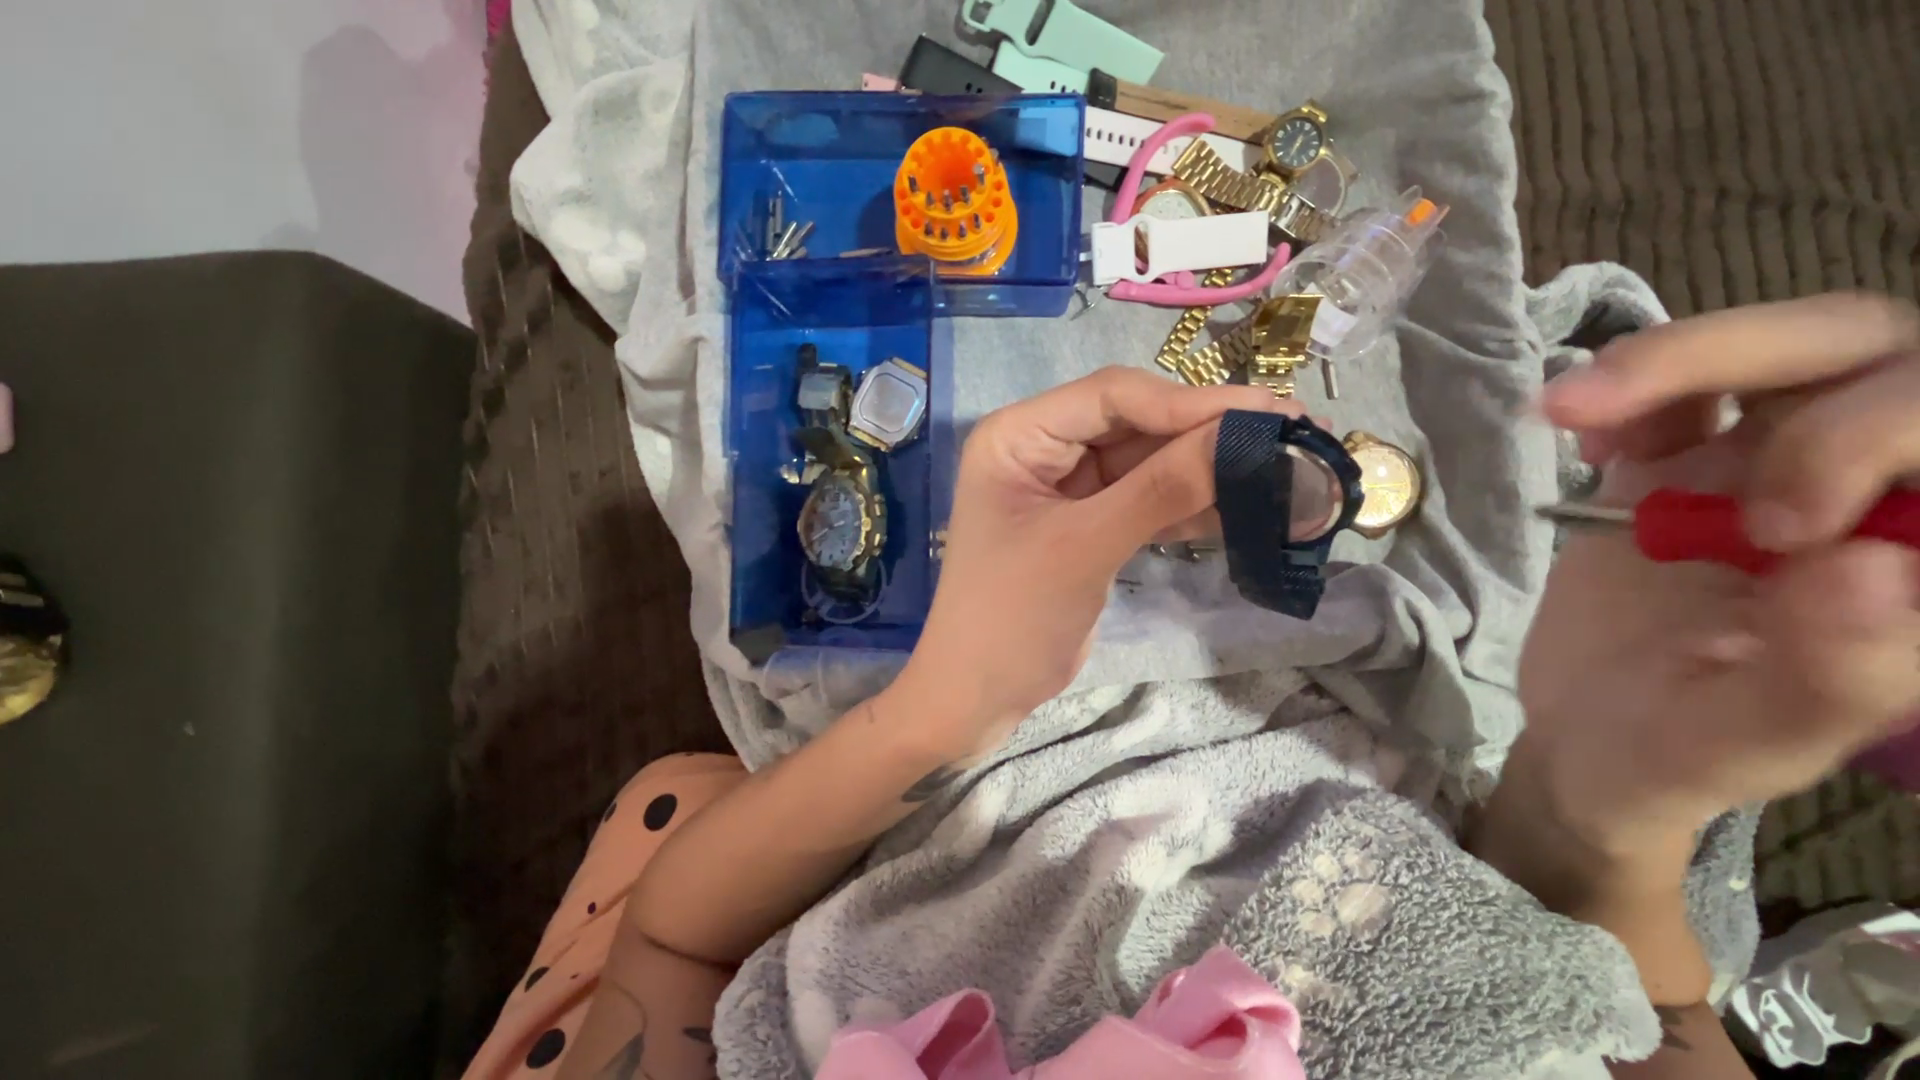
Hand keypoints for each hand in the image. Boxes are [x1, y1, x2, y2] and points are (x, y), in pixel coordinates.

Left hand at [894, 368, 1302, 760]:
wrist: (977, 696)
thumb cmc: (1012, 619)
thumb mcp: (1085, 548)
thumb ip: (1161, 489)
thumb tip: (1245, 435)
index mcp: (1018, 436)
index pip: (1113, 396)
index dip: (1190, 402)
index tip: (1268, 412)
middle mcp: (1042, 448)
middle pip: (1138, 423)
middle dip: (1211, 432)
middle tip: (1296, 433)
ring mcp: (1068, 486)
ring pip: (1151, 461)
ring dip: (1212, 469)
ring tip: (1291, 468)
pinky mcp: (1090, 522)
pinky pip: (1149, 499)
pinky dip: (1194, 506)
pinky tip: (1253, 508)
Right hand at [1514, 293, 1919, 856]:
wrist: (1582, 740)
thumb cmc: (1666, 760)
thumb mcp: (1737, 746)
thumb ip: (1826, 678)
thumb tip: (1870, 564)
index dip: (1889, 437)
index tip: (1774, 532)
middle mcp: (1885, 502)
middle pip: (1885, 356)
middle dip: (1761, 365)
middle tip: (1646, 457)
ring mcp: (1783, 471)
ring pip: (1790, 347)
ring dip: (1676, 359)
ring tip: (1570, 409)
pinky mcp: (1691, 464)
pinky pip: (1688, 382)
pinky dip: (1629, 387)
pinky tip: (1579, 437)